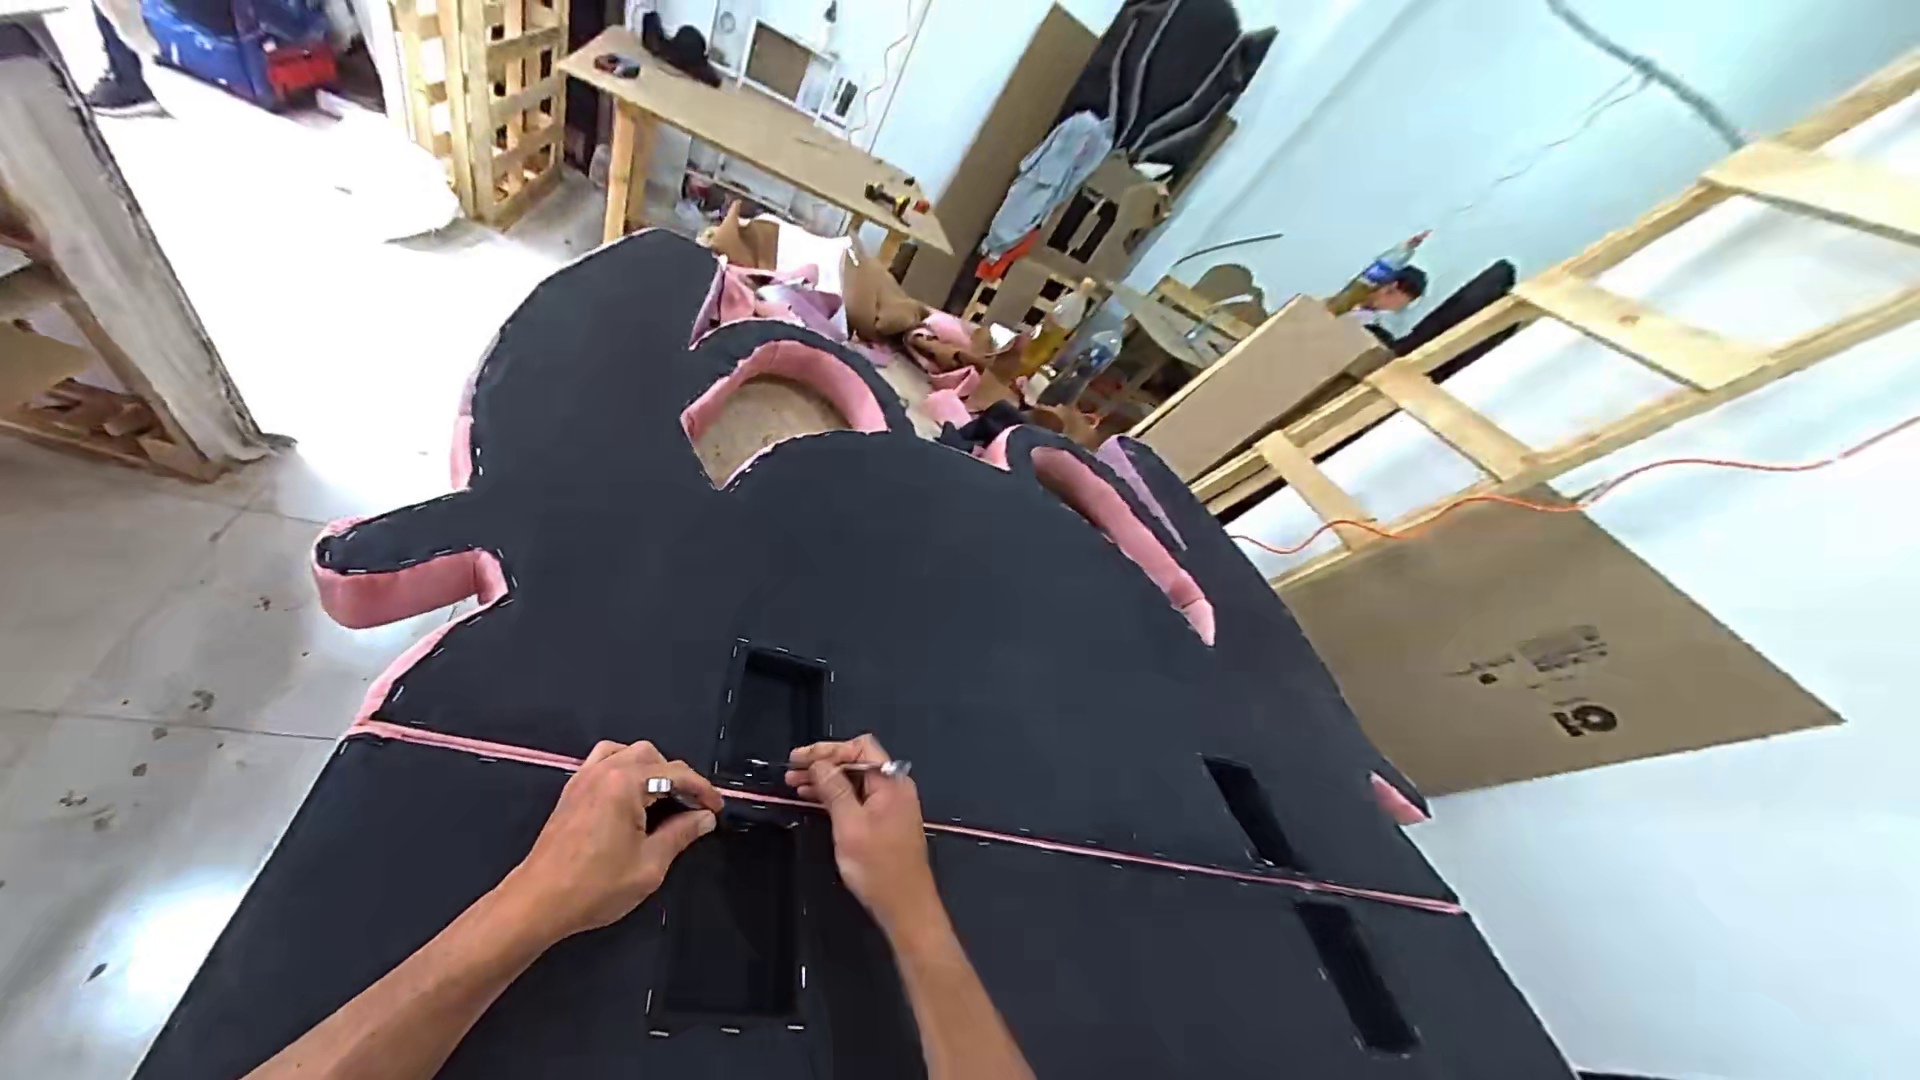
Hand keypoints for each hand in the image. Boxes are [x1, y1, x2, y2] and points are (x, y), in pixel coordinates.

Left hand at [499, 740, 721, 943]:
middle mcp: (606, 770)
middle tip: (691, 806)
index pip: (677, 774)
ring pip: (630, 752)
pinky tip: (630, 789)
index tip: (716, 808)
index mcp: (627, 783)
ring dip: (652, 768)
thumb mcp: (649, 865)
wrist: (534, 906)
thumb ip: (681, 834)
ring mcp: (586, 777)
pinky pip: (604, 759)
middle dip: (679, 778)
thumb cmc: (593, 887)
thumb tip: (704, 817)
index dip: (703, 791)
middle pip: (655, 757)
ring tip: (662, 795)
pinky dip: (624, 765)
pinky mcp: (572, 789)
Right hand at [786, 735, 940, 933]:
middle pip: (856, 760)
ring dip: (826, 779)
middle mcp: (894, 785)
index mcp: (891, 780)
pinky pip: (858, 795)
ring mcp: (890, 802)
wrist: (905, 906)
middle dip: (823, 763)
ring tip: (795, 783)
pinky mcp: (884, 818)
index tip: (800, 759)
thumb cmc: (878, 867)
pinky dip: (836, 794)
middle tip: (792, 770)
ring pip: (854, 779)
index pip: (860, 747)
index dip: (828, 750)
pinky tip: (814, 797)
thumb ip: (835, 789)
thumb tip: (819, 763)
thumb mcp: (850, 826)